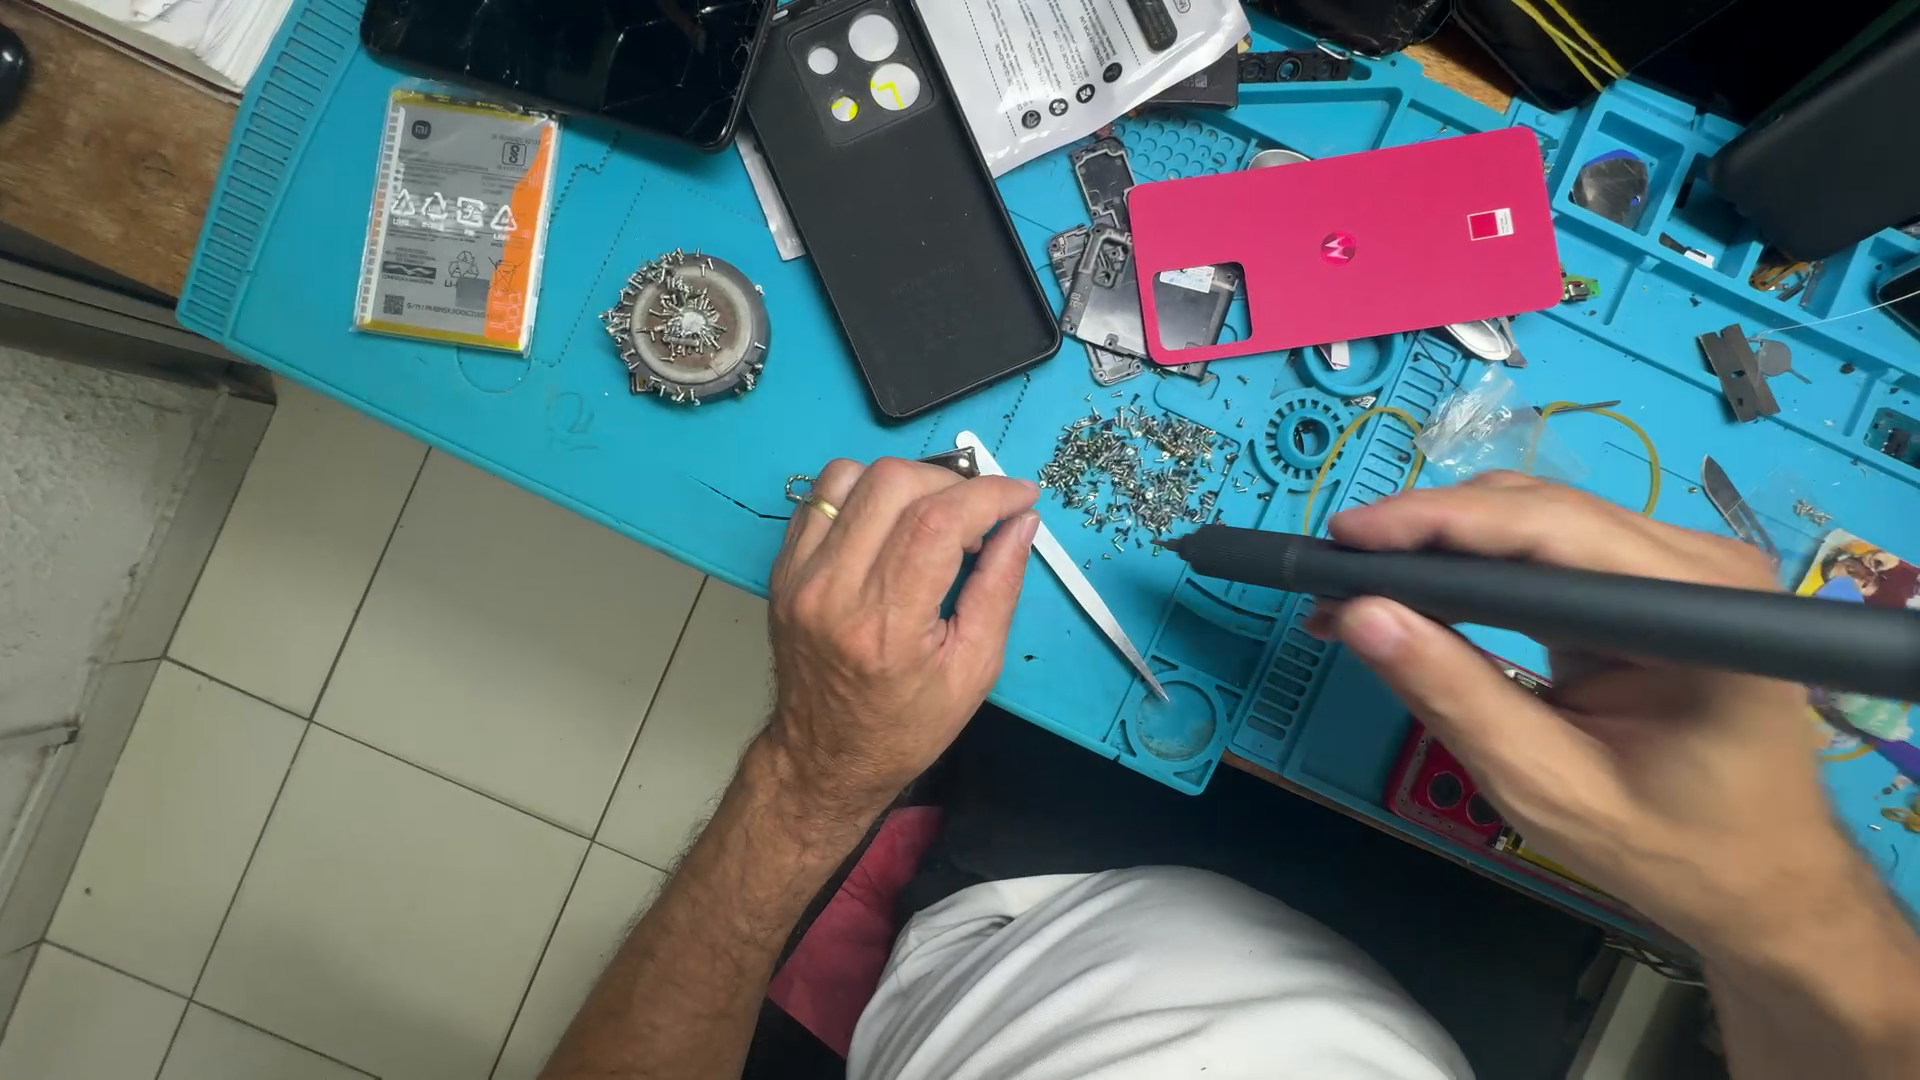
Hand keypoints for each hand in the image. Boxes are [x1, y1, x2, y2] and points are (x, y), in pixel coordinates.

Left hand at [764, 457, 1039, 816]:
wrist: (825, 758)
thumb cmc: (908, 724)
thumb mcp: (975, 669)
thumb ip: (1000, 587)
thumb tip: (1022, 521)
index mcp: (887, 624)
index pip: (938, 521)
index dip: (990, 494)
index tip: (1022, 495)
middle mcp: (833, 589)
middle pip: (893, 483)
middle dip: (952, 483)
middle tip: (976, 517)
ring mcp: (798, 575)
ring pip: (851, 475)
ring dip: (904, 482)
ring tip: (931, 517)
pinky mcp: (782, 568)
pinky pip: (820, 496)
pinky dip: (863, 493)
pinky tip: (888, 524)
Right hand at [1310, 472, 1842, 948]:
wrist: (1753, 880)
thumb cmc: (1664, 846)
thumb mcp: (1541, 780)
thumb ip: (1452, 693)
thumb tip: (1356, 614)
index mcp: (1694, 612)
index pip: (1544, 528)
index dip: (1435, 522)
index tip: (1344, 539)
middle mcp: (1691, 565)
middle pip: (1528, 509)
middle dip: (1418, 533)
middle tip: (1332, 573)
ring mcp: (1666, 567)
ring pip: (1519, 517)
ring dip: (1428, 547)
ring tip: (1352, 589)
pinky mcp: (1631, 583)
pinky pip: (1526, 549)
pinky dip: (1454, 568)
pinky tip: (1403, 595)